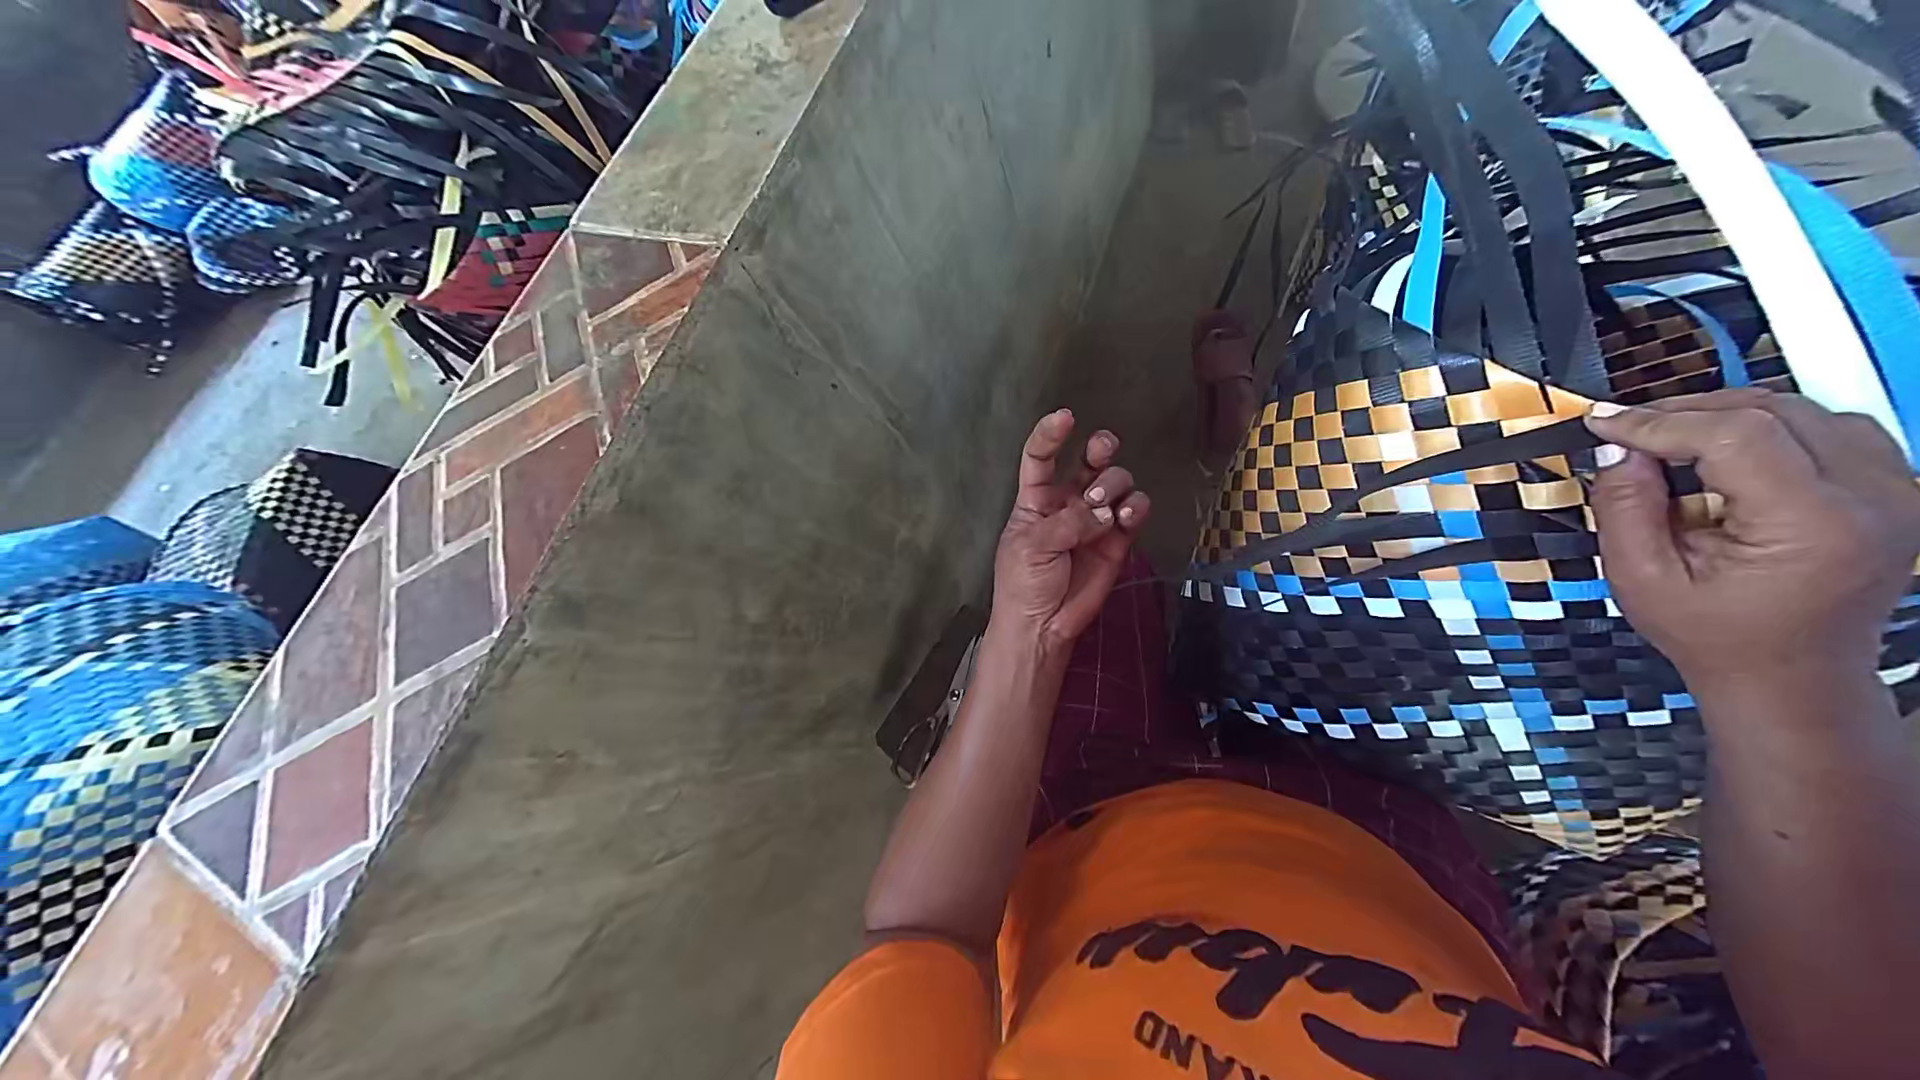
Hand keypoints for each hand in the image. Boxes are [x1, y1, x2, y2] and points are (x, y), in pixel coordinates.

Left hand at [993, 410, 1151, 652]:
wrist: (1043, 626)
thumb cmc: (1023, 584)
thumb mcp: (1031, 547)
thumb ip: (1067, 522)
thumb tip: (1103, 512)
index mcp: (1036, 499)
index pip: (1041, 457)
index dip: (1051, 434)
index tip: (1066, 416)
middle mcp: (1068, 502)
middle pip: (1089, 461)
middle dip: (1100, 448)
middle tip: (1101, 452)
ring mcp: (1095, 519)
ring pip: (1116, 482)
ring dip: (1114, 484)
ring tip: (1104, 509)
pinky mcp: (1119, 539)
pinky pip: (1135, 510)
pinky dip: (1137, 505)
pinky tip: (1128, 515)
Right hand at [1585, 389, 1919, 694]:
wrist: (1788, 674)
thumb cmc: (1716, 636)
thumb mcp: (1640, 577)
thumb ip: (1624, 507)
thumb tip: (1618, 448)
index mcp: (1813, 526)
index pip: (1736, 436)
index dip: (1659, 422)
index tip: (1604, 424)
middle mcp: (1874, 499)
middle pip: (1774, 412)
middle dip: (1686, 412)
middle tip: (1626, 428)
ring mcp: (1895, 492)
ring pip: (1803, 411)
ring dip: (1724, 416)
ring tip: (1665, 437)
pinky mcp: (1889, 490)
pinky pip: (1828, 430)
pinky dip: (1764, 428)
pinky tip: (1719, 449)